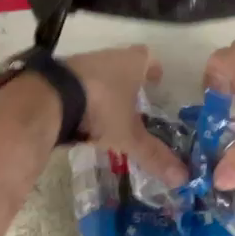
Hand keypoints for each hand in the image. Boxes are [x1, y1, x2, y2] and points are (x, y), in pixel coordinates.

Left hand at [66, 45, 187, 188]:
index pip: (148, 58)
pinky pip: (79, 84)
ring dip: (106, 89)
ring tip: (111, 112)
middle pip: (123, 64)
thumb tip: (182, 178)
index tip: (157, 79)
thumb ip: (153, 155)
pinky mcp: (61, 74)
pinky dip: (85, 97)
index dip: (153, 68)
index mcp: (131, 63)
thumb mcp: (129, 135)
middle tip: (136, 101)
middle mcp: (108, 56)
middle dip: (130, 81)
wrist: (51, 96)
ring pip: (100, 73)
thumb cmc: (101, 107)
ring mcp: (82, 63)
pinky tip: (84, 116)